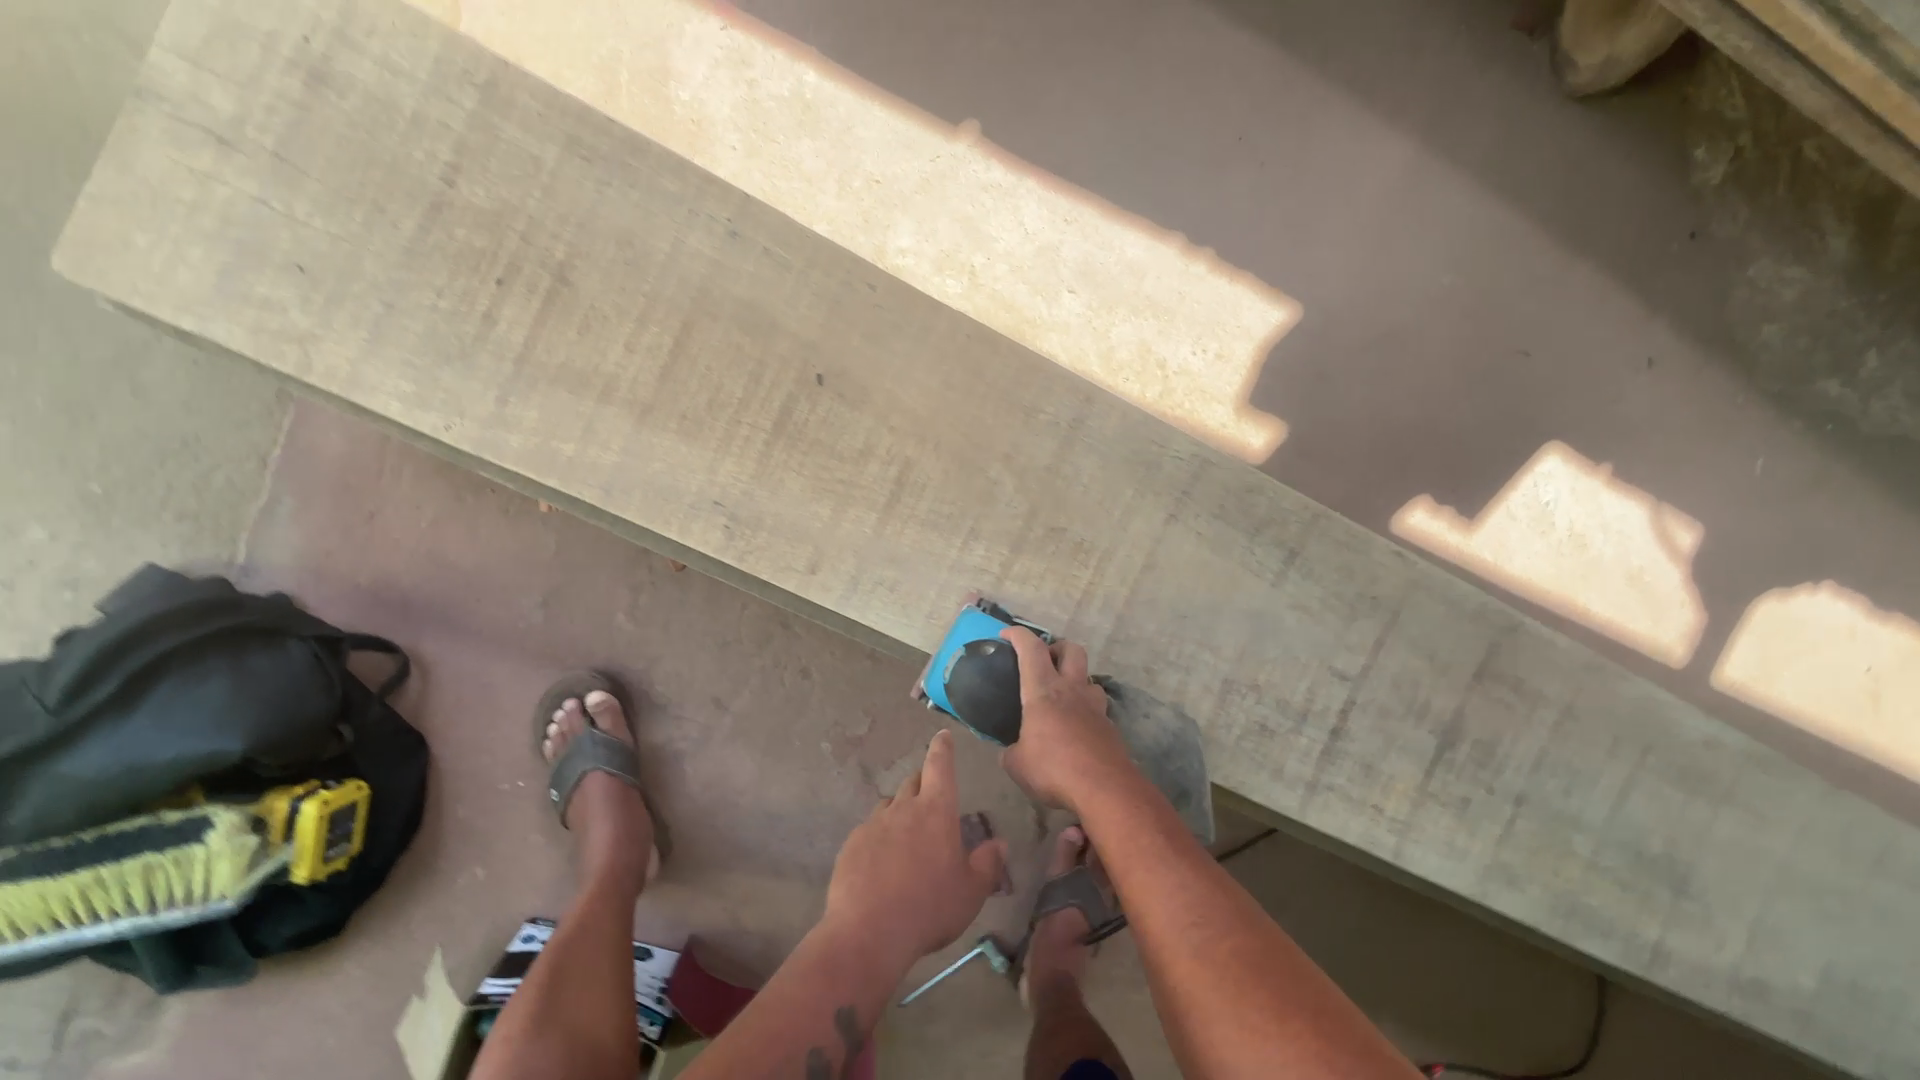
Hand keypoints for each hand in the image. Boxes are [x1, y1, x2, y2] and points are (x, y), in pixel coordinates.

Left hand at [823, 730, 1008, 970]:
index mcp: (936, 811)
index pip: (940, 767)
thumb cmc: (930, 908)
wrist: (868, 932)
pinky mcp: (851, 846)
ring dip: (901, 811)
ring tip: (909, 834)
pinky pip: (869, 831)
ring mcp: (872, 825)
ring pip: (889, 806)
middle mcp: (903, 809)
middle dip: (924, 783)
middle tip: (932, 797)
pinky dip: (880, 837)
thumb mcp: (971, 891)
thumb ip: (988, 864)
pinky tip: (883, 863)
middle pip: (913, 783)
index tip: (942, 736)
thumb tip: (998, 843)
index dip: (942, 749)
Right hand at [999, 627, 1137, 812]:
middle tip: (1043, 661)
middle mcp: (1072, 690)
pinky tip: (1076, 727)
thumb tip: (1012, 751)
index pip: (1031, 649)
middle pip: (1072, 650)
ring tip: (1063, 697)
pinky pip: (1097, 707)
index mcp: (1043, 691)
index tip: (1006, 634)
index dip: (1019, 635)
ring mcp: (1095, 707)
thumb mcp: (1017, 764)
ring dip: (1075, 679)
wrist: (1104, 788)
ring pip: (1089, 678)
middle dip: (1056, 647)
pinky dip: (1085, 709)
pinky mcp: (1109, 727)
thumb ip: (1012, 752)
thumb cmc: (1053, 769)